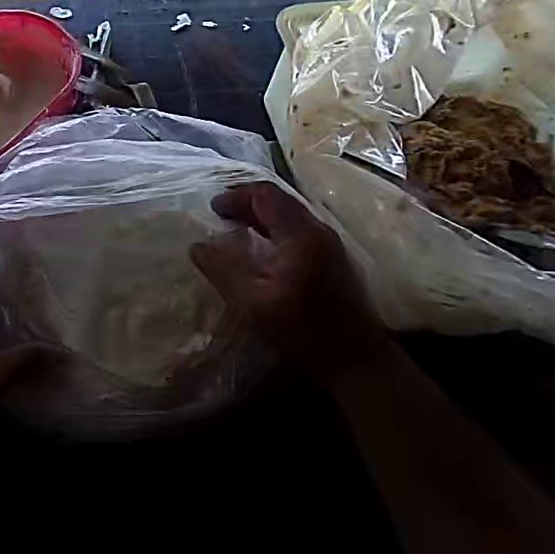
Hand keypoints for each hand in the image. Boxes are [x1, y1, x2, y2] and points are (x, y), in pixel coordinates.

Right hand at [189, 181, 391, 389]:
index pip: (265, 195)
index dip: (235, 196)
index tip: (212, 209)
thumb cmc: (303, 330)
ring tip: (235, 228)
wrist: (357, 357)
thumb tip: (197, 246)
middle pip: (279, 200)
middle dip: (246, 202)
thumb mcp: (253, 302)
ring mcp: (329, 243)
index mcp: (300, 235)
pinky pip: (298, 228)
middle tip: (219, 215)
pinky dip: (274, 227)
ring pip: (290, 213)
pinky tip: (261, 247)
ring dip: (260, 214)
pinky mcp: (333, 257)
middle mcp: (318, 230)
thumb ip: (223, 270)